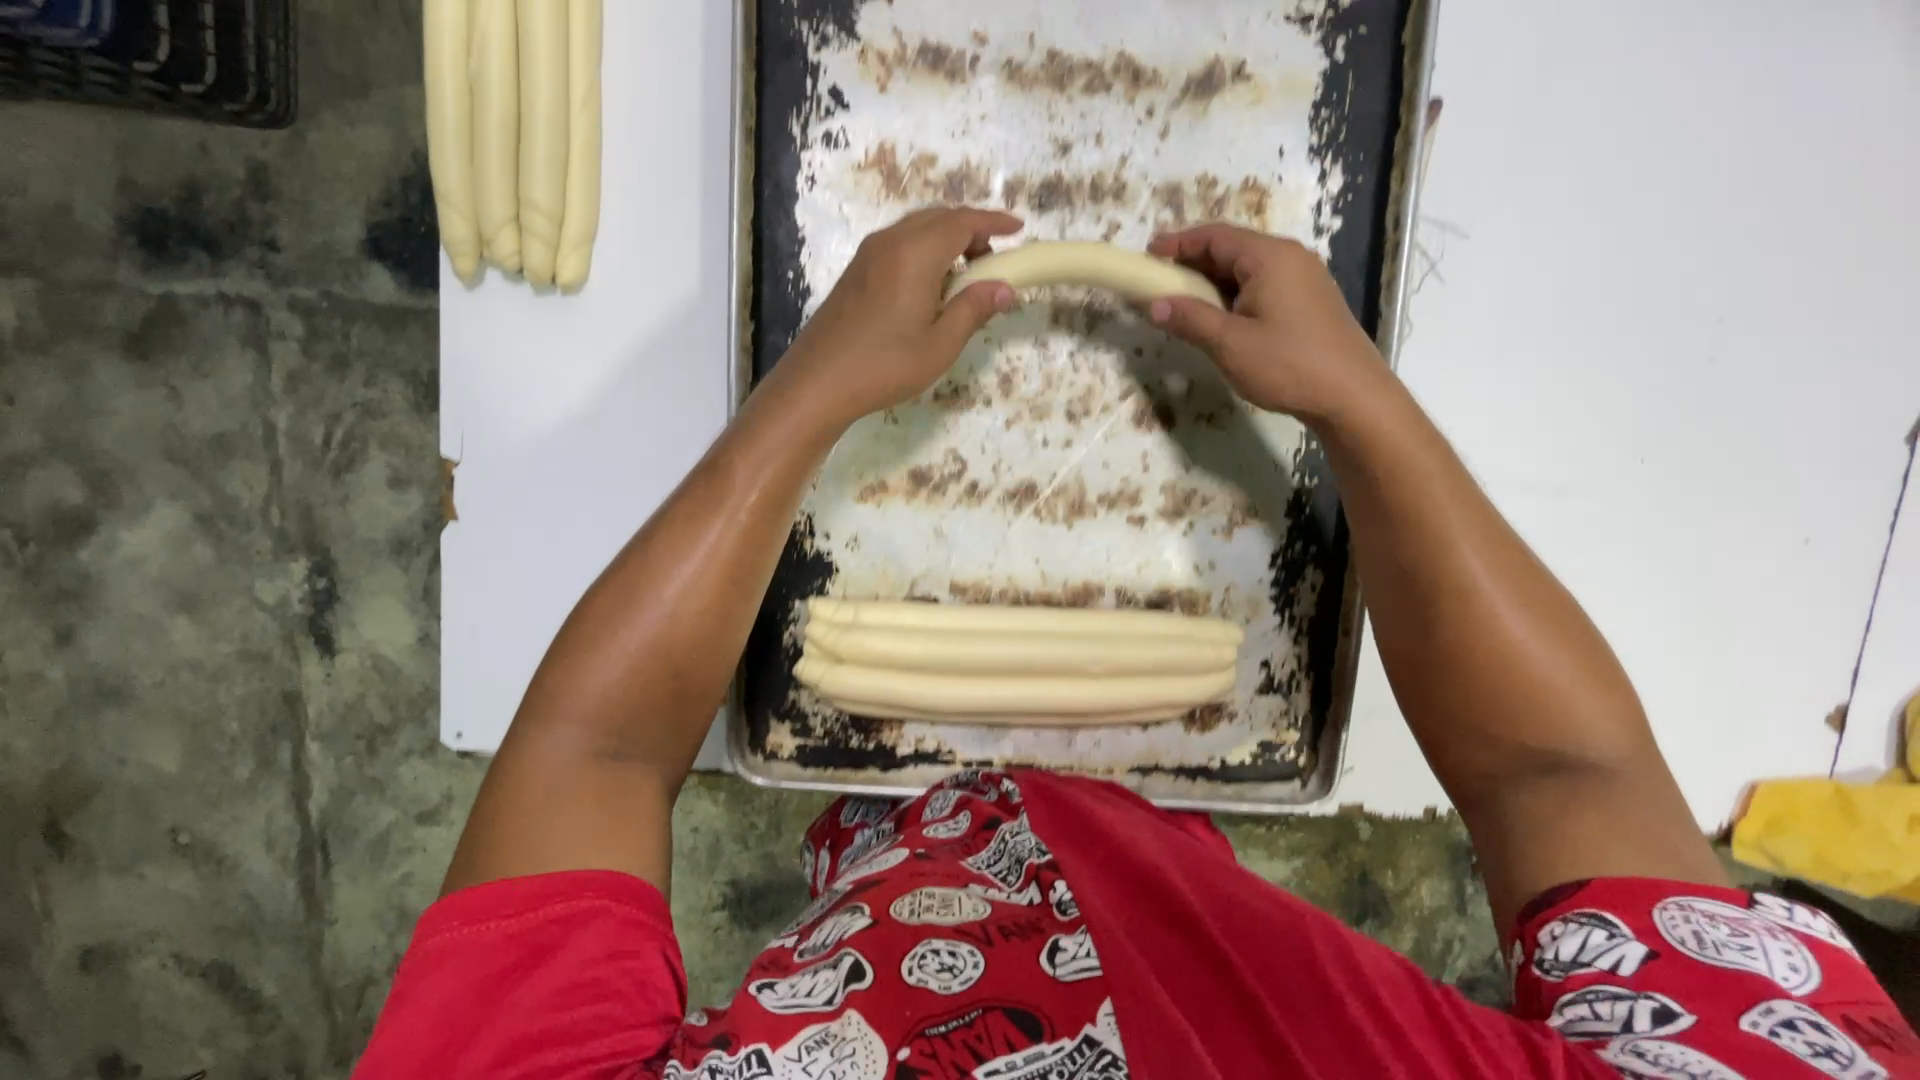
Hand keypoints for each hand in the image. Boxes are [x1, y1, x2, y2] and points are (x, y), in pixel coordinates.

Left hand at [772, 208, 1021, 426]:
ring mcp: (868, 255)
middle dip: (971, 231)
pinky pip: (899, 245)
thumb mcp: (940, 345)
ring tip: (966, 277)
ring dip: (947, 241)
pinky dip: (925, 251)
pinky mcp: (856, 272)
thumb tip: (1004, 288)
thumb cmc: (884, 366)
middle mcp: (890, 242)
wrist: (818, 382)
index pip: (962, 222)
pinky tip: (932, 287)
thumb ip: (973, 310)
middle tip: (994, 262)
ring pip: (917, 229)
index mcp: (914, 254)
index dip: (993, 222)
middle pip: (938, 218)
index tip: (1018, 229)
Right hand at [1146, 224, 1387, 424]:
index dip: (1178, 242)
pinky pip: (1263, 286)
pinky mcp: (1310, 301)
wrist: (1352, 395)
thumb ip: (1190, 319)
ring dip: (1213, 282)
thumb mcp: (1229, 344)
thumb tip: (1156, 305)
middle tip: (1161, 283)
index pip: (1215, 236)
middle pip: (1232, 249)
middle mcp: (1290, 258)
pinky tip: (1221, 319)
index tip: (1149, 255)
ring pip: (1247, 270)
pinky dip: (1234, 295)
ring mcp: (1304, 279)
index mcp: (1269, 257)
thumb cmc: (1288, 364)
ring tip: (1184, 304)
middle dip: (1192, 263)